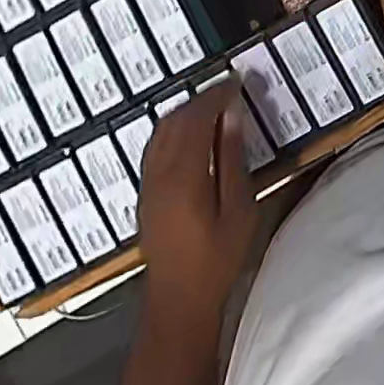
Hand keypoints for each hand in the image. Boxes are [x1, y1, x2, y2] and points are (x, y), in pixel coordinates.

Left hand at [137, 83, 259, 323]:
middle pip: (175, 119)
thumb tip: (231, 116)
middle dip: (201, 99)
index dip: (216, 95)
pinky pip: (156, 144)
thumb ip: (232, 158)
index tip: (236, 83)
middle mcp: (159, 172)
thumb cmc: (217, 258)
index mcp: (183, 175)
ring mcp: (148, 181)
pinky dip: (175, 127)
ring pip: (161, 129)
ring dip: (186, 111)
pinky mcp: (145, 191)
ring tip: (213, 107)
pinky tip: (192, 133)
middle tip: (228, 91)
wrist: (178, 302)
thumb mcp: (238, 208)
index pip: (196, 118)